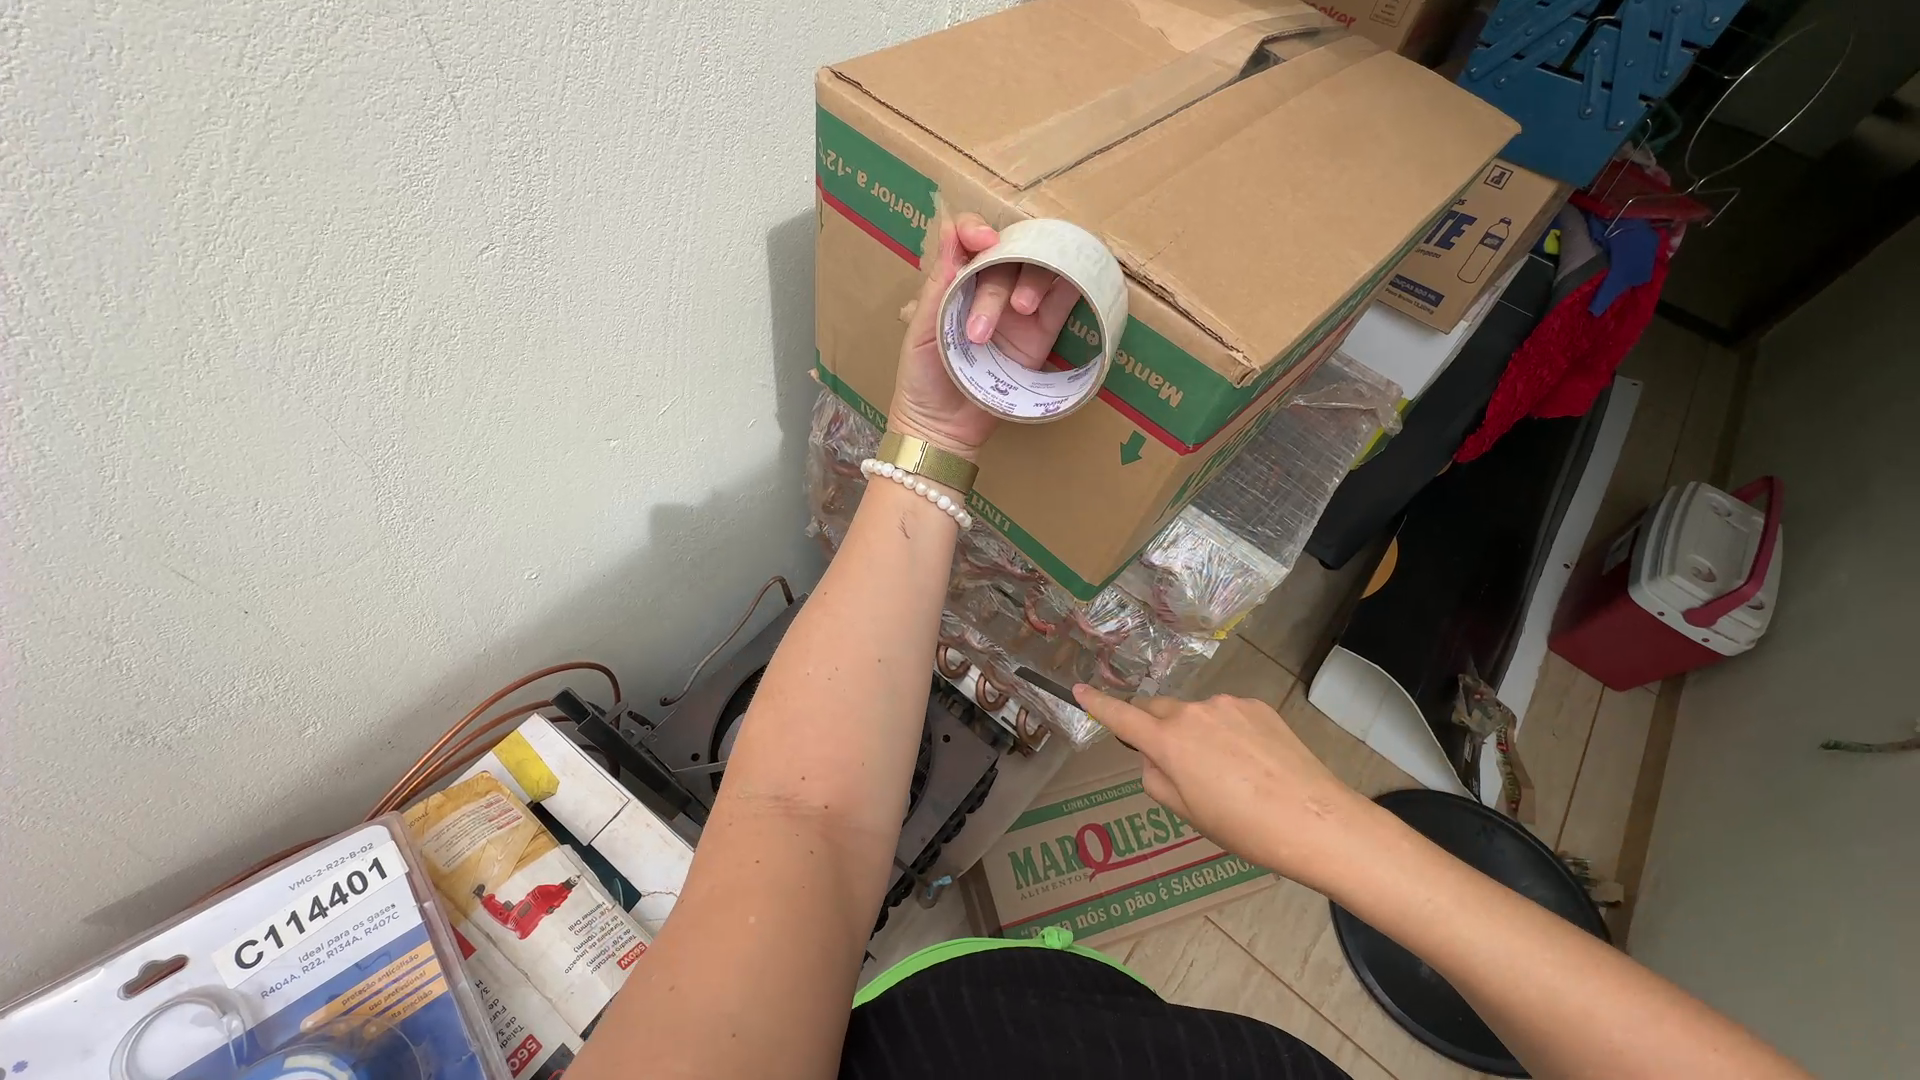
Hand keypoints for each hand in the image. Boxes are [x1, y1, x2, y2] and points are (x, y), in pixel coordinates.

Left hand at [888, 213, 1081, 458]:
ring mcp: (1019, 312)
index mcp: (956, 283)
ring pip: (1037, 271)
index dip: (978, 230)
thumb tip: (951, 228)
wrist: (943, 429)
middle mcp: (989, 290)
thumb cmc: (922, 380)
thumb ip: (940, 283)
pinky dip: (1073, 285)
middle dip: (1001, 281)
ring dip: (1036, 280)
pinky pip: (1063, 301)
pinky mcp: (1042, 335)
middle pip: (1008, 256)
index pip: (971, 240)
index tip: (982, 241)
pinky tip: (1075, 281)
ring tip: (1024, 310)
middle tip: (989, 322)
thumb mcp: (923, 330)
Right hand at [1071, 686, 1372, 890]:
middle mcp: (1192, 713)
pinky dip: (1228, 732)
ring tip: (1229, 773)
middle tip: (1176, 765)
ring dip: (1197, 733)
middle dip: (1156, 728)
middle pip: (1158, 710)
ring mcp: (1228, 705)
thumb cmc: (1244, 828)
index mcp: (1168, 742)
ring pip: (1196, 714)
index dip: (1097, 704)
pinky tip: (1253, 762)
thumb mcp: (1188, 814)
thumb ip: (1157, 780)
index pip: (1121, 716)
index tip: (1078, 690)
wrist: (1315, 820)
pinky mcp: (1258, 706)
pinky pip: (1228, 715)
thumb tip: (1155, 758)